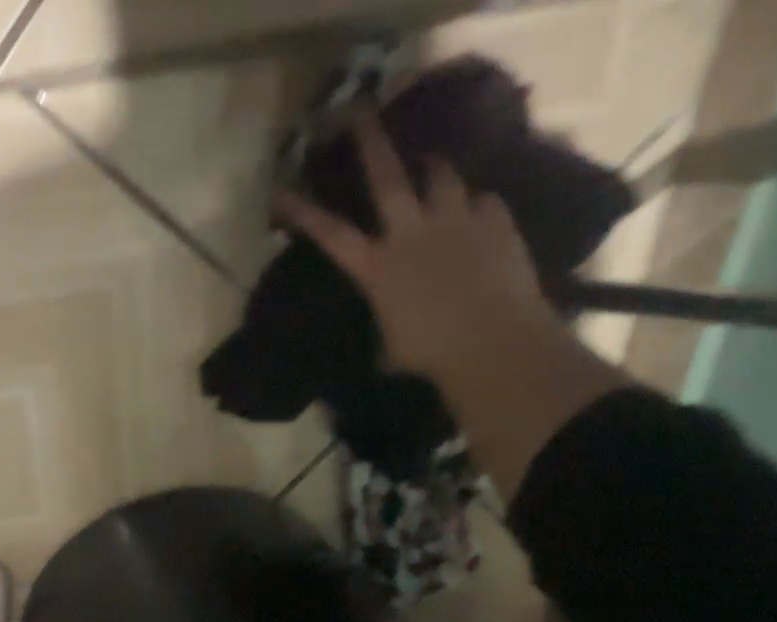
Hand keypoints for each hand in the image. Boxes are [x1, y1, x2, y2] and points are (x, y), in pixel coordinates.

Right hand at [274, 108, 559, 378]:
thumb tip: (386, 344)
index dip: (303, 212)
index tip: (280, 192)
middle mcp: (411, 233)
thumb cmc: (431, 354)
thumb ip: (386, 327)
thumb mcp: (392, 348)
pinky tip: (479, 211)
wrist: (495, 342)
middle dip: (371, 142)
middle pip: (388, 177)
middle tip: (361, 111)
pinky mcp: (496, 223)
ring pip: (442, 177)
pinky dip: (478, 204)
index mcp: (377, 268)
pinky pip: (485, 201)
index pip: (330, 234)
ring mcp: (456, 222)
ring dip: (435, 168)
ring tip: (432, 163)